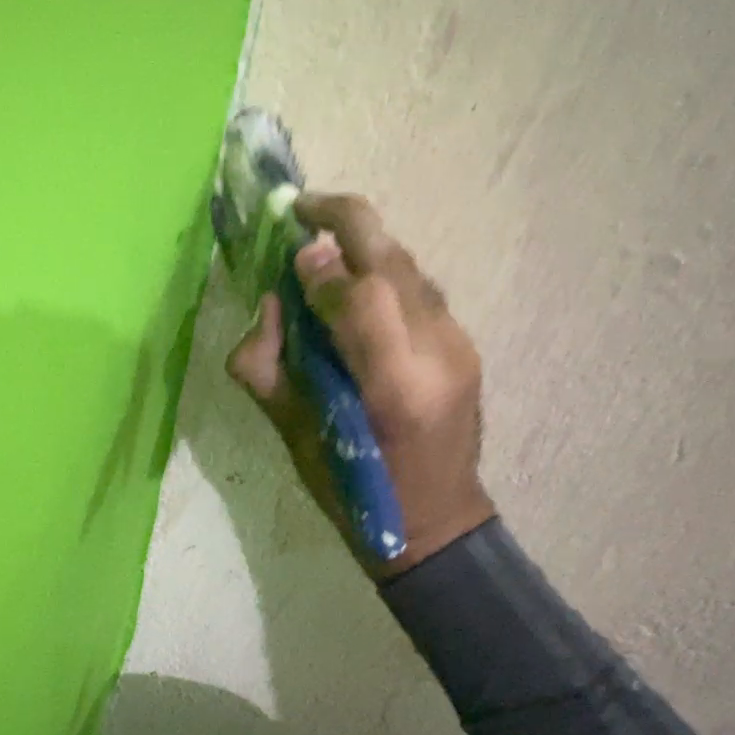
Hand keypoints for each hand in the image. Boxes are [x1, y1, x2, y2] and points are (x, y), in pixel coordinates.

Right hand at [228, 193, 494, 580]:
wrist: (437, 523)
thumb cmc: (353, 493)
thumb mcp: (294, 439)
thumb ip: (268, 368)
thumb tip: (271, 301)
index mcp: (392, 385)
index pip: (360, 290)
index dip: (319, 263)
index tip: (288, 250)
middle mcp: (437, 351)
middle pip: (392, 257)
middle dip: (343, 220)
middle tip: (300, 211)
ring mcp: (459, 344)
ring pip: (408, 266)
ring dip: (363, 248)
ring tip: (321, 258)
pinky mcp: (465, 345)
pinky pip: (417, 290)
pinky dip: (381, 277)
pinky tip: (355, 297)